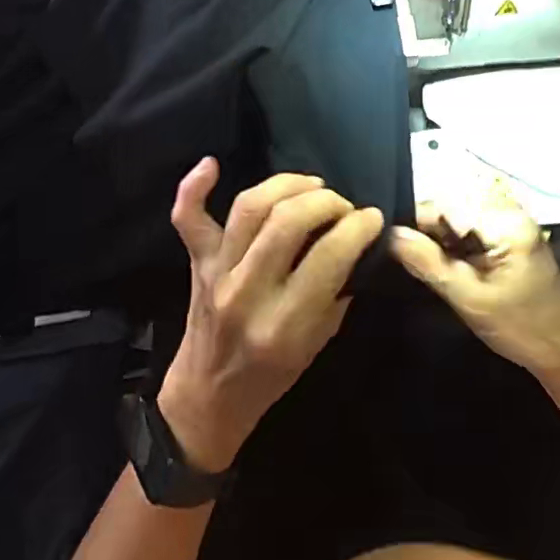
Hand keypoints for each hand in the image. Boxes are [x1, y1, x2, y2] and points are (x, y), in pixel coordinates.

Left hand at [158, 158, 384, 473]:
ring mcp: (217, 272)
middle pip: (287, 222)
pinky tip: (211, 163)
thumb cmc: (272, 374)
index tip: (372, 217)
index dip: (358, 227)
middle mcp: (247, 293)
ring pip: (249, 208)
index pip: (328, 257)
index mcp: (284, 324)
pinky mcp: (197, 261)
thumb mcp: (319, 342)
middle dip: (326, 202)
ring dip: (287, 185)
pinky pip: (188, 219)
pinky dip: (193, 187)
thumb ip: (339, 290)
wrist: (209, 396)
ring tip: (312, 185)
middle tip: (342, 206)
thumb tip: (361, 242)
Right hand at [390, 186, 559, 382]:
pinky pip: (468, 232)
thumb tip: (389, 234)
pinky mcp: (507, 238)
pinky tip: (443, 268)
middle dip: (426, 234)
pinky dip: (453, 248)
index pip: (445, 206)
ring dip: (437, 243)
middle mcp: (507, 212)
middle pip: (450, 210)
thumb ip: (428, 263)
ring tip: (419, 265)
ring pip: (456, 222)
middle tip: (402, 259)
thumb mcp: (468, 298)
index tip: (388, 242)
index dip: (414, 222)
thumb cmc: (521, 328)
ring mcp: (509, 224)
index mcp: (504, 221)